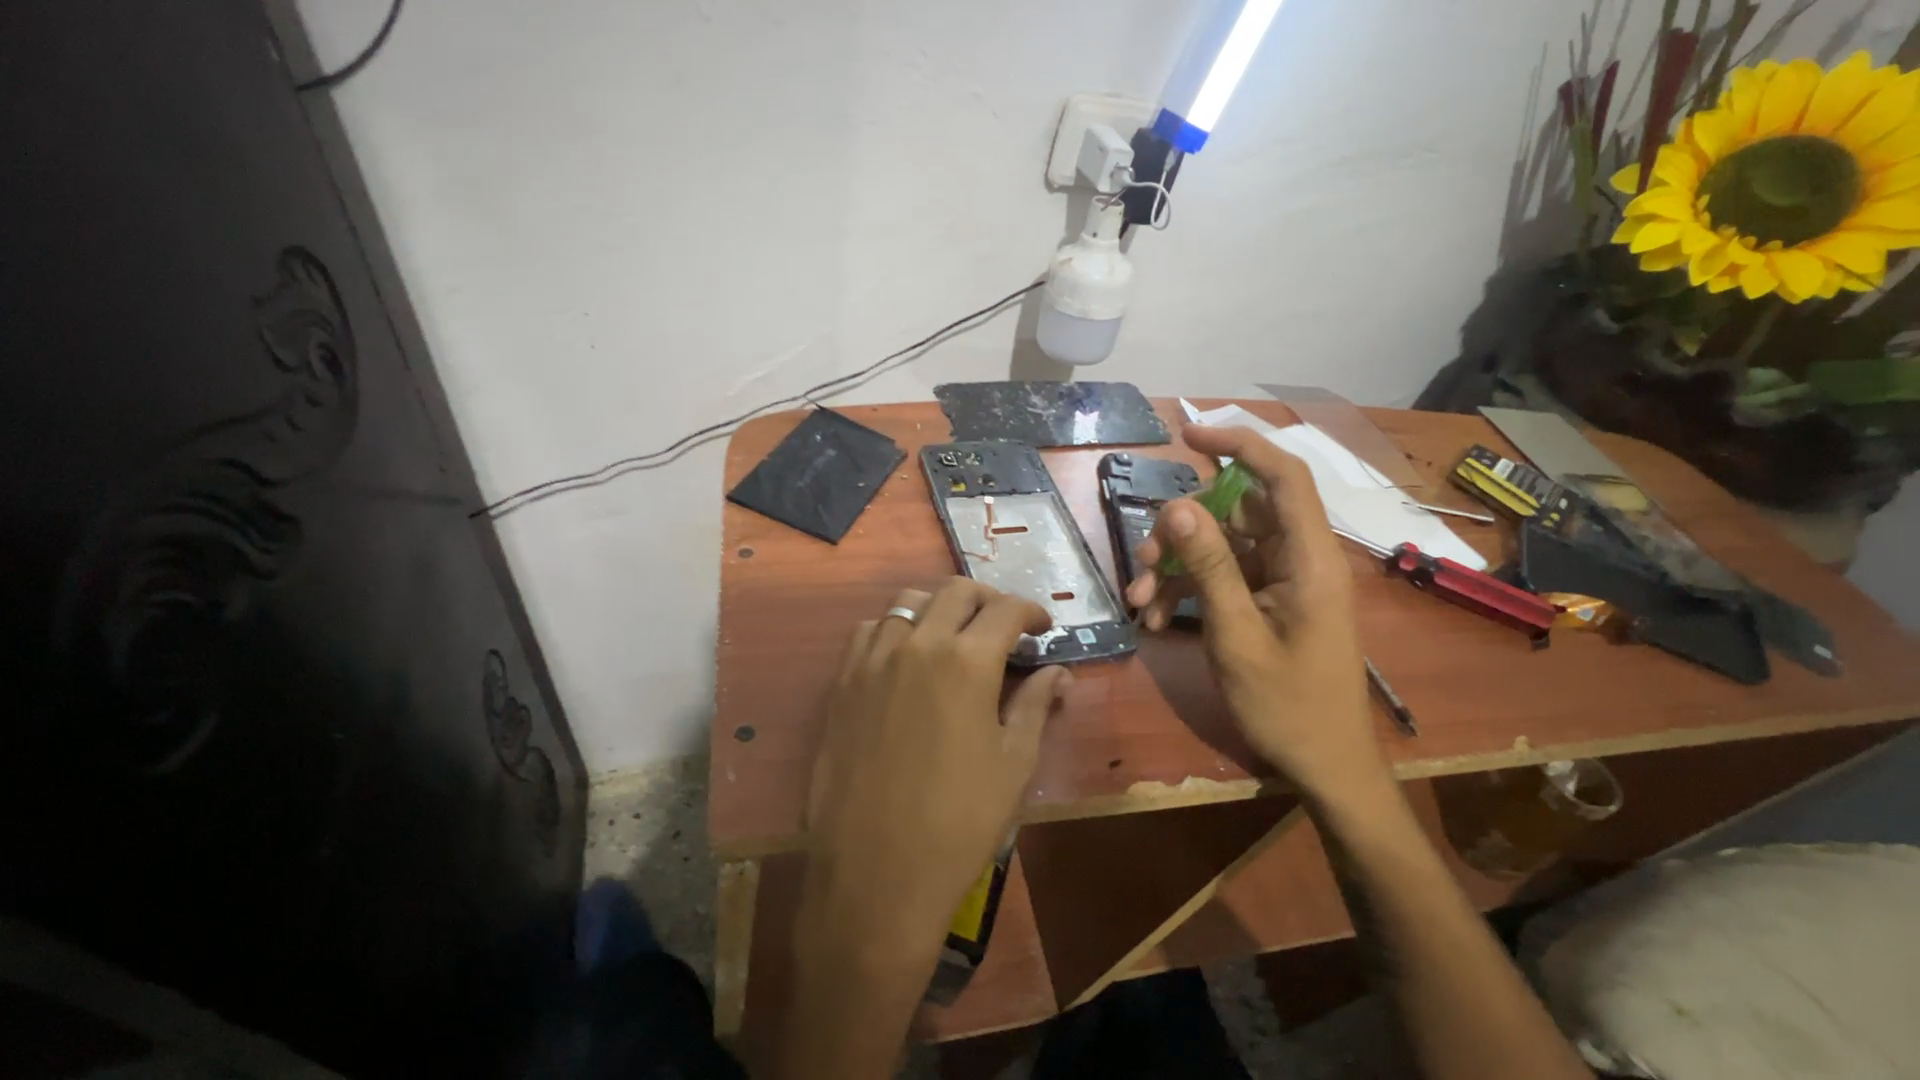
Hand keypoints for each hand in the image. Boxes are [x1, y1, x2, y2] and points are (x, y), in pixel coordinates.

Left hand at [805, 578, 1072, 945]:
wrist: (877, 870)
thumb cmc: (959, 821)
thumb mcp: (1014, 764)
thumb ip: (1035, 706)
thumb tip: (1057, 673)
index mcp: (967, 661)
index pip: (1005, 610)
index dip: (1031, 612)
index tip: (1043, 628)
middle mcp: (917, 645)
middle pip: (955, 592)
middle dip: (987, 600)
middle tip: (1004, 628)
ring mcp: (872, 661)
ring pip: (907, 603)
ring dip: (939, 608)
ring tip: (954, 637)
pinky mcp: (841, 684)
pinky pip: (868, 632)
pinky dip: (894, 629)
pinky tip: (905, 658)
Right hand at [1125, 423, 1386, 801]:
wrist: (1323, 765)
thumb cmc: (1287, 706)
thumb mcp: (1237, 636)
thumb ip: (1210, 567)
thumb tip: (1178, 505)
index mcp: (1311, 559)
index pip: (1283, 476)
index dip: (1240, 444)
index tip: (1187, 435)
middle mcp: (1301, 558)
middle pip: (1238, 511)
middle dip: (1183, 529)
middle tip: (1143, 560)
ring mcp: (1285, 580)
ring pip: (1222, 545)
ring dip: (1176, 566)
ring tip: (1141, 602)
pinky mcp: (1270, 601)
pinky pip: (1223, 577)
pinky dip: (1188, 591)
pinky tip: (1157, 620)